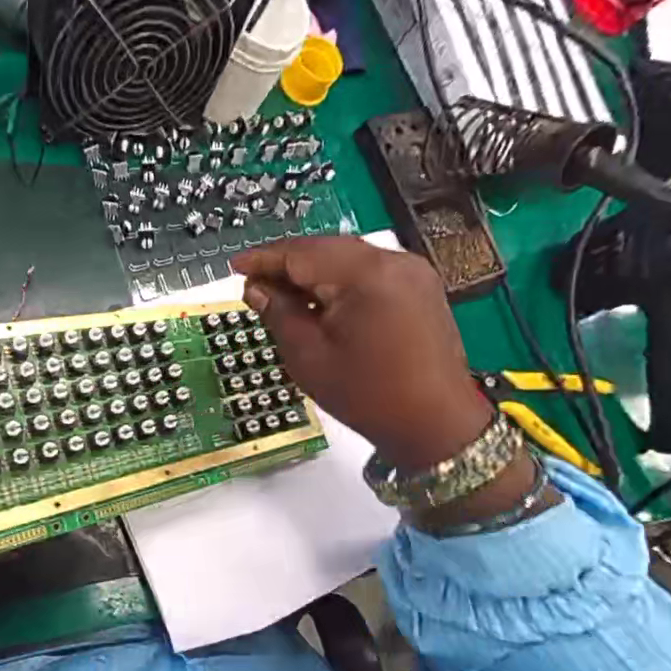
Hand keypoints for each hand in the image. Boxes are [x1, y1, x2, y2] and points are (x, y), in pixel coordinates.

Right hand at [232, 236, 492, 469]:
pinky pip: (368, 270)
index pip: (302, 253)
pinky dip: (337, 279)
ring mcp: (412, 272)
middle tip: (254, 282)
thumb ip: (278, 313)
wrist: (434, 422)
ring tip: (281, 293)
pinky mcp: (419, 286)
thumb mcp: (307, 355)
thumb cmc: (365, 394)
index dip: (264, 259)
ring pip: (347, 257)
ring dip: (311, 270)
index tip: (236, 266)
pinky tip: (317, 299)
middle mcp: (393, 262)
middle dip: (287, 262)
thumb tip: (257, 288)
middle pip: (326, 248)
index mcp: (365, 276)